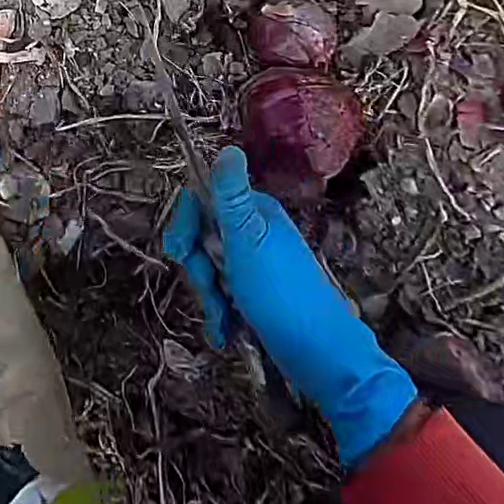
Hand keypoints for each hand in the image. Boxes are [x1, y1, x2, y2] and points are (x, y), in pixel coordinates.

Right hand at [163, 147, 416, 465]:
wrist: (321, 355)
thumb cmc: (282, 294)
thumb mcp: (248, 241)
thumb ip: (232, 196)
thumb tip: (228, 149)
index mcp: (254, 212)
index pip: (203, 202)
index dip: (186, 225)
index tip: (182, 251)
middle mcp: (254, 232)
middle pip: (202, 238)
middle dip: (199, 268)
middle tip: (212, 287)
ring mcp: (255, 264)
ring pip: (210, 269)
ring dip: (209, 295)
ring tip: (225, 316)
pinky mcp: (256, 294)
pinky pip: (223, 295)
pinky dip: (220, 314)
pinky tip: (227, 330)